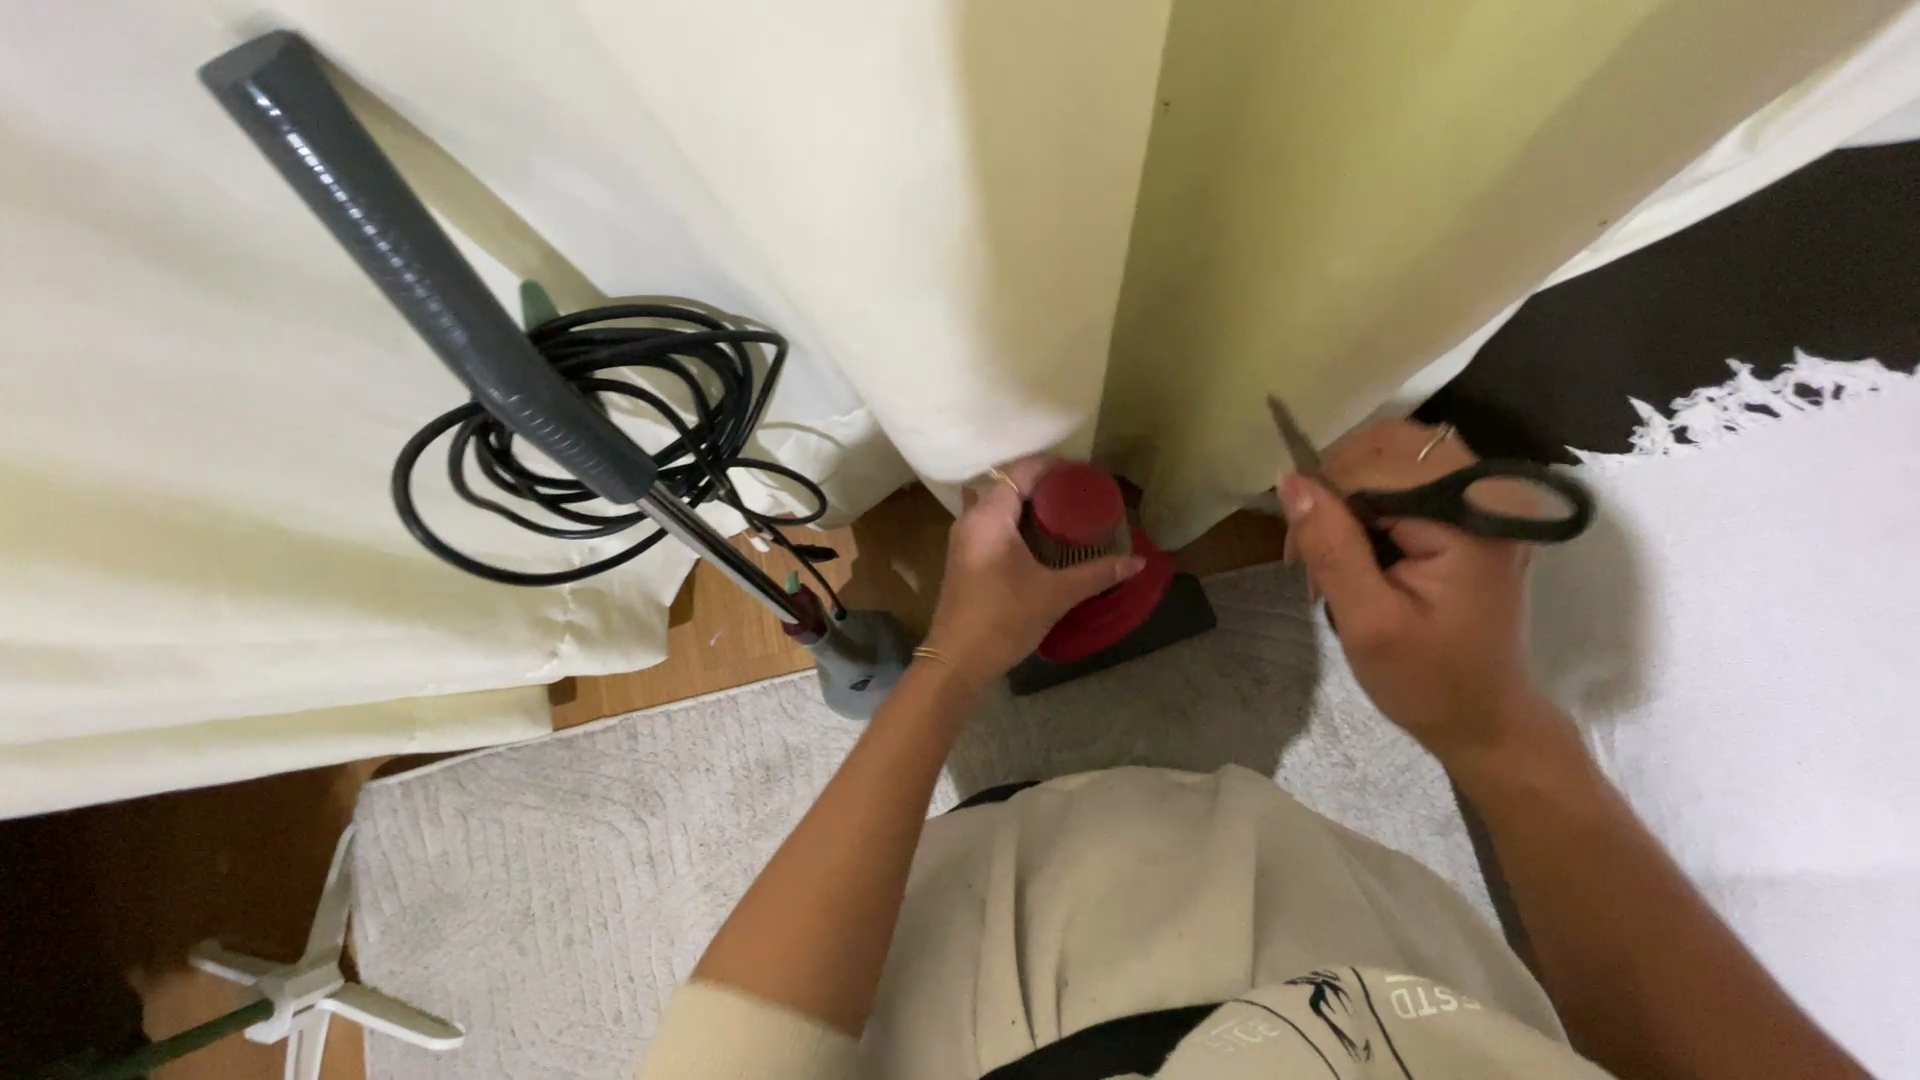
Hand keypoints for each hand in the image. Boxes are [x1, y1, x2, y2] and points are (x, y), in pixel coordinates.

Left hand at [922, 456, 1145, 684]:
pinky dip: (1012, 523)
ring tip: (1061, 513)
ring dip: (1024, 505)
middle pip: (1005, 486)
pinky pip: (989, 525)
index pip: (1019, 473)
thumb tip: (1137, 562)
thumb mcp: (1056, 594)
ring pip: (994, 506)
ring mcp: (962, 541)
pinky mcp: (962, 560)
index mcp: (989, 517)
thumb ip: (1097, 574)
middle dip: (1040, 485)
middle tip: (1076, 493)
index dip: (1050, 467)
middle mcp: (970, 520)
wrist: (958, 660)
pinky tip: (1036, 540)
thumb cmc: (1005, 618)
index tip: (1080, 474)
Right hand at [1279, 421, 1551, 762]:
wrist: (1483, 719)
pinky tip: (1357, 545)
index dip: (1327, 494)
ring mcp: (1488, 505)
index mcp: (1473, 524)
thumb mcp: (1367, 623)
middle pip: (1396, 445)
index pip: (1381, 466)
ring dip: (1351, 490)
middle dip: (1338, 483)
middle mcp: (1492, 499)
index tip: (1298, 552)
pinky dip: (1372, 501)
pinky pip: (1412, 478)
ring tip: (1331, 548)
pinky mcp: (1475, 516)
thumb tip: (1290, 482)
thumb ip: (1331, 548)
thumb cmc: (1427, 681)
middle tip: (1311, 546)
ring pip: (1400, 456)